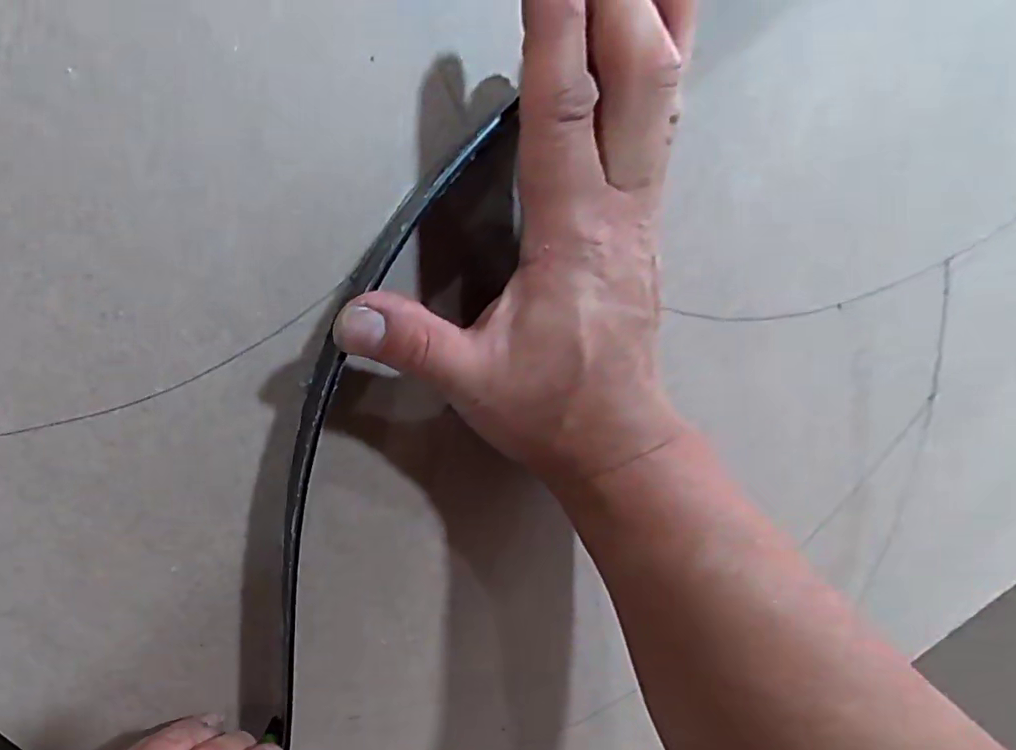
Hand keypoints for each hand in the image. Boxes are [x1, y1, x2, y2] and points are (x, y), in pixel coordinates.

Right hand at [333, 0, 697, 485]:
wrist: (614, 439)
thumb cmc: (545, 409)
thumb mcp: (469, 383)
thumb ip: (412, 345)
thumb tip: (348, 318)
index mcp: (572, 237)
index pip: (562, 117)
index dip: (555, 37)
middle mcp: (620, 209)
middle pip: (637, 80)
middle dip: (620, 3)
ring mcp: (640, 213)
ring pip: (666, 96)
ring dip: (663, 17)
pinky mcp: (641, 225)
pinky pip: (662, 127)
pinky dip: (667, 68)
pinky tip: (664, 39)